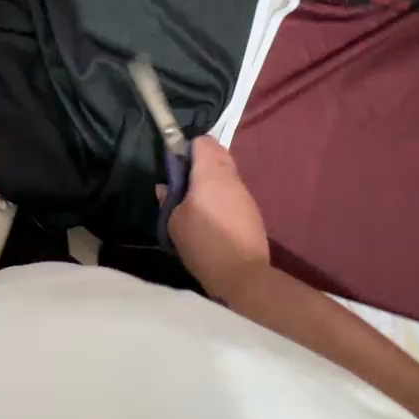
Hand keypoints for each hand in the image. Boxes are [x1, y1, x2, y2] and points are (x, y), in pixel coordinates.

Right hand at [165, 136, 270, 299]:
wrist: (244, 276)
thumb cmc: (204, 243)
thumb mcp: (174, 223)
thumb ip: (168, 199)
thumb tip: (165, 188)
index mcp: (210, 173)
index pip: (203, 141)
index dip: (188, 147)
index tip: (176, 163)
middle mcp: (231, 178)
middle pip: (218, 154)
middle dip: (201, 161)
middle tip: (184, 182)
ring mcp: (245, 195)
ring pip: (227, 174)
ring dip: (213, 180)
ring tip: (198, 203)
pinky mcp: (253, 212)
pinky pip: (235, 193)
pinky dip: (223, 197)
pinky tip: (214, 219)